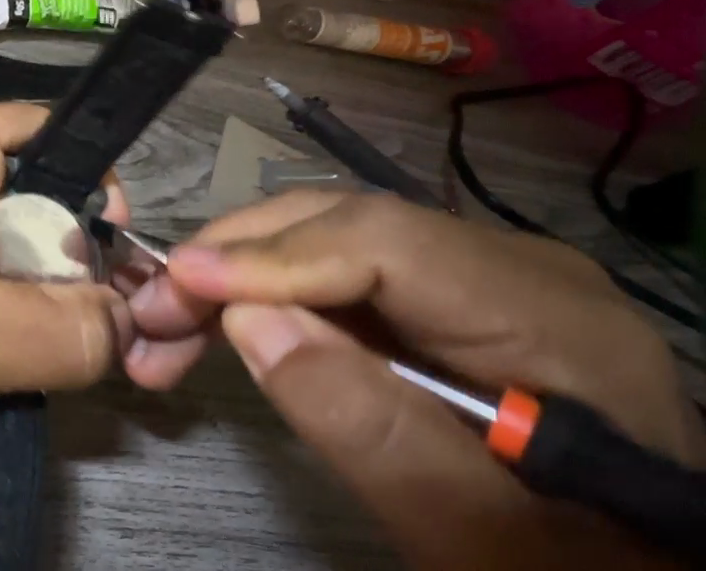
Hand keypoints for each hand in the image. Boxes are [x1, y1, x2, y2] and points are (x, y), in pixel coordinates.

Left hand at [0, 103, 133, 445]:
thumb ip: (76, 328)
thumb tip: (125, 322)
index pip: (34, 126)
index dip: (88, 169)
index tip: (114, 239)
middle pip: (25, 191)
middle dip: (66, 252)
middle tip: (94, 315)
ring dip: (32, 292)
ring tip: (51, 346)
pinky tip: (4, 356)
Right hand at [134, 190, 704, 568]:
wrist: (612, 565)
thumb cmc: (559, 563)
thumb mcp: (480, 532)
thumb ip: (374, 429)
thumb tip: (248, 323)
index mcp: (553, 320)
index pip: (388, 244)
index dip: (273, 255)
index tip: (179, 286)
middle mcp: (511, 269)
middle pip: (342, 225)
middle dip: (232, 260)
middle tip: (150, 313)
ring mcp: (470, 273)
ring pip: (319, 238)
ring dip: (231, 277)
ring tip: (162, 328)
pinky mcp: (430, 294)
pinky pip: (327, 270)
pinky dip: (259, 295)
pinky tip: (213, 326)